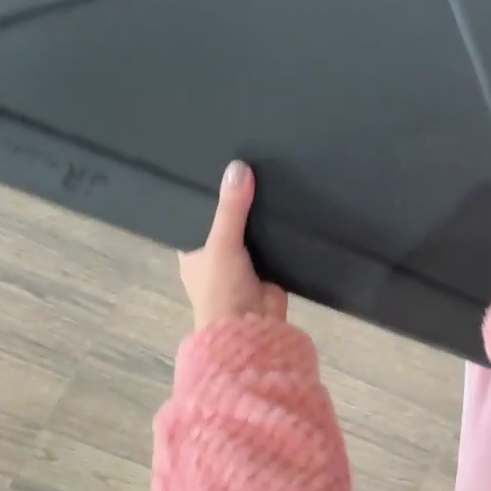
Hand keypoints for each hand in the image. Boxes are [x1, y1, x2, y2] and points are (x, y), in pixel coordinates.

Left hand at [178, 161, 287, 330]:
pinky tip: (296, 203)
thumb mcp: (222, 243)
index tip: (224, 165)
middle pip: (229, 220)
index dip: (209, 194)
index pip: (198, 216)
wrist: (251, 329)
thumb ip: (231, 208)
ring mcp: (245, 262)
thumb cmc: (222, 288)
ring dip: (264, 213)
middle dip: (241, 200)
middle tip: (258, 162)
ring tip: (280, 174)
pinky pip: (276, 240)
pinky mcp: (271, 266)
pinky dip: (283, 227)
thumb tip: (238, 166)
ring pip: (254, 230)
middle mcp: (217, 255)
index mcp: (194, 252)